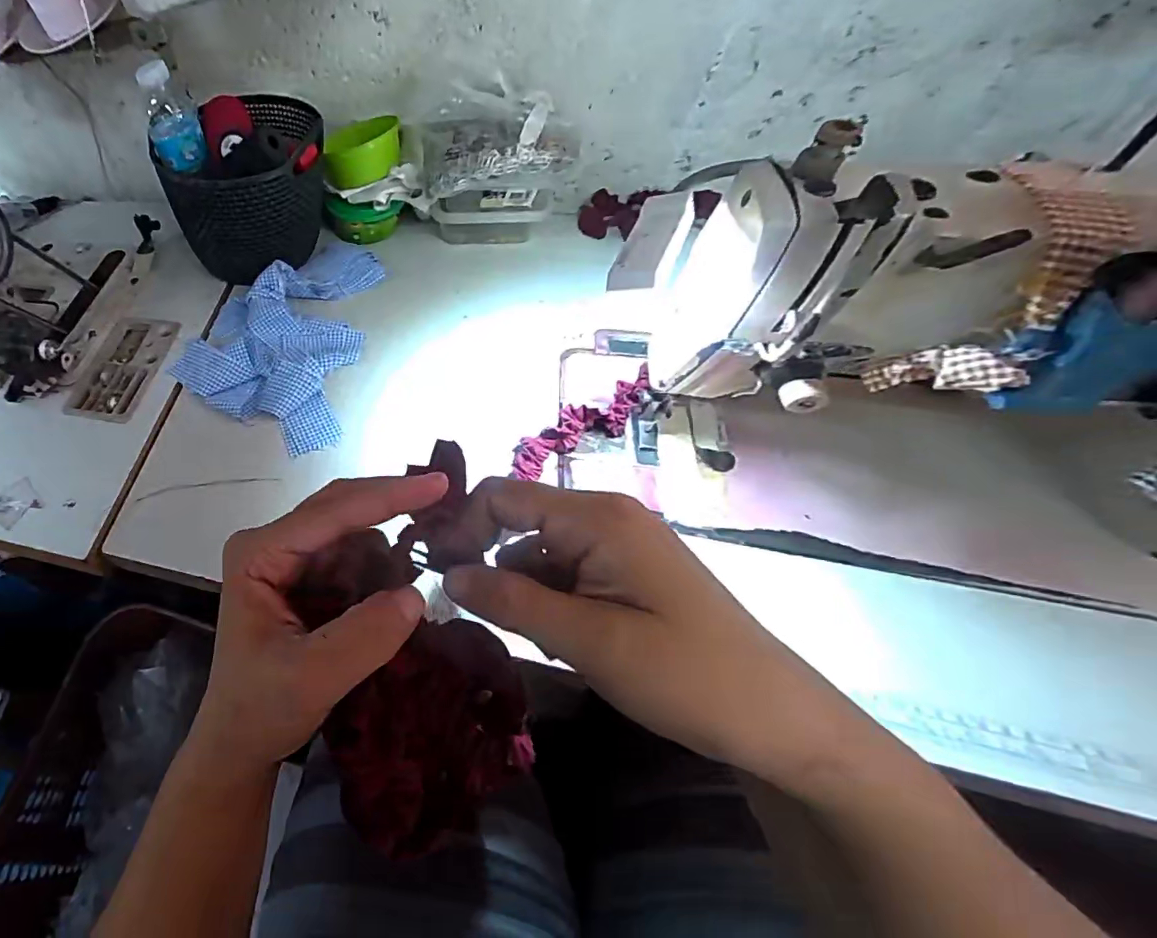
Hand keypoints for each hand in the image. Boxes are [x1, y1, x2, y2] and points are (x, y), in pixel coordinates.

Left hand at [188, 474, 447, 771]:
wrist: (239, 740)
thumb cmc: (260, 707)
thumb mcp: (312, 676)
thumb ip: (363, 636)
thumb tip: (416, 594)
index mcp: (258, 553)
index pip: (329, 513)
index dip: (386, 496)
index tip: (438, 484)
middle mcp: (269, 545)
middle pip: (338, 509)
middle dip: (390, 504)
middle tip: (448, 502)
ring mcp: (285, 561)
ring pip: (347, 531)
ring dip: (387, 542)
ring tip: (429, 556)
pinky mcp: (301, 580)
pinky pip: (348, 557)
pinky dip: (379, 564)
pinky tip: (402, 580)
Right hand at [439, 479, 885, 791]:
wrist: (786, 727)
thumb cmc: (687, 677)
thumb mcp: (587, 641)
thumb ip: (510, 601)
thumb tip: (446, 575)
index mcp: (598, 518)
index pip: (501, 495)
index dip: (462, 527)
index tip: (438, 573)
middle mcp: (606, 517)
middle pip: (516, 520)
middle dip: (488, 562)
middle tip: (472, 611)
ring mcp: (619, 544)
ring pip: (535, 550)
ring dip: (518, 587)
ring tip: (534, 639)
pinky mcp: (626, 572)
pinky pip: (563, 570)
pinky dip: (546, 599)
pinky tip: (560, 639)